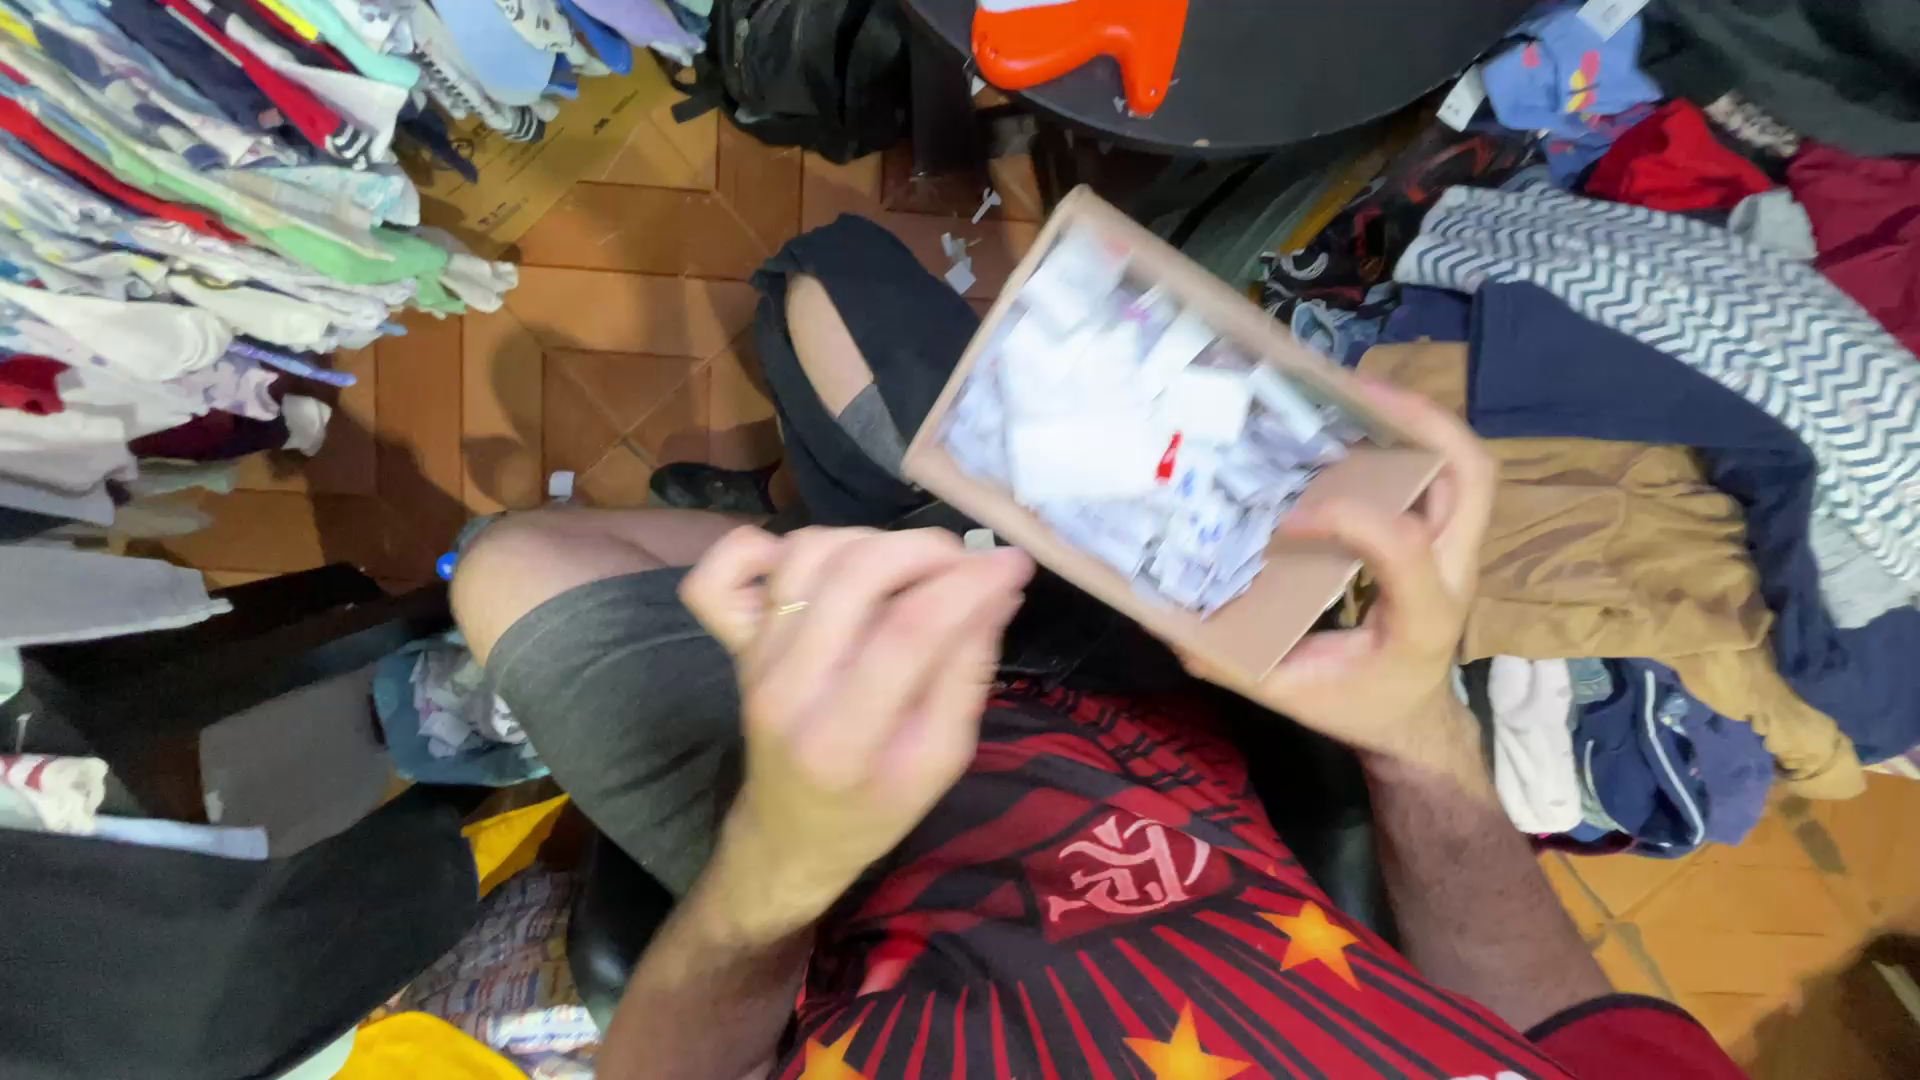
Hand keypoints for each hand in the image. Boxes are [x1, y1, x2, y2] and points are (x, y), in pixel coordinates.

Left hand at [679, 526, 1033, 934]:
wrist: (791, 832)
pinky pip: (721, 574)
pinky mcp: (735, 643)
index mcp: (844, 738)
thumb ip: (969, 672)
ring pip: (806, 555)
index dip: (970, 584)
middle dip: (926, 549)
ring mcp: (753, 659)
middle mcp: (787, 688)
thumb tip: (998, 589)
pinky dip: (763, 545)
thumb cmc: (875, 808)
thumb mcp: (942, 760)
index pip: (911, 630)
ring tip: (910, 565)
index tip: (1013, 563)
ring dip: (872, 540)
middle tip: (966, 562)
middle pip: (855, 575)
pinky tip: (818, 563)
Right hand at [1188, 376, 1496, 763]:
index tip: (1284, 522)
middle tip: (1351, 393)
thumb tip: (1171, 622)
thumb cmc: (1356, 704)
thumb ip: (1234, 663)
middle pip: (1470, 478)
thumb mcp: (1290, 695)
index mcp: (1420, 619)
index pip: (1402, 549)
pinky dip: (1405, 440)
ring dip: (1414, 422)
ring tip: (1350, 394)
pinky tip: (1350, 428)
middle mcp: (1453, 574)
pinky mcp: (1438, 541)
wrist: (1411, 717)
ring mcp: (1453, 554)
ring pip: (1464, 469)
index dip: (1346, 519)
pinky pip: (1440, 477)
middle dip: (1418, 423)